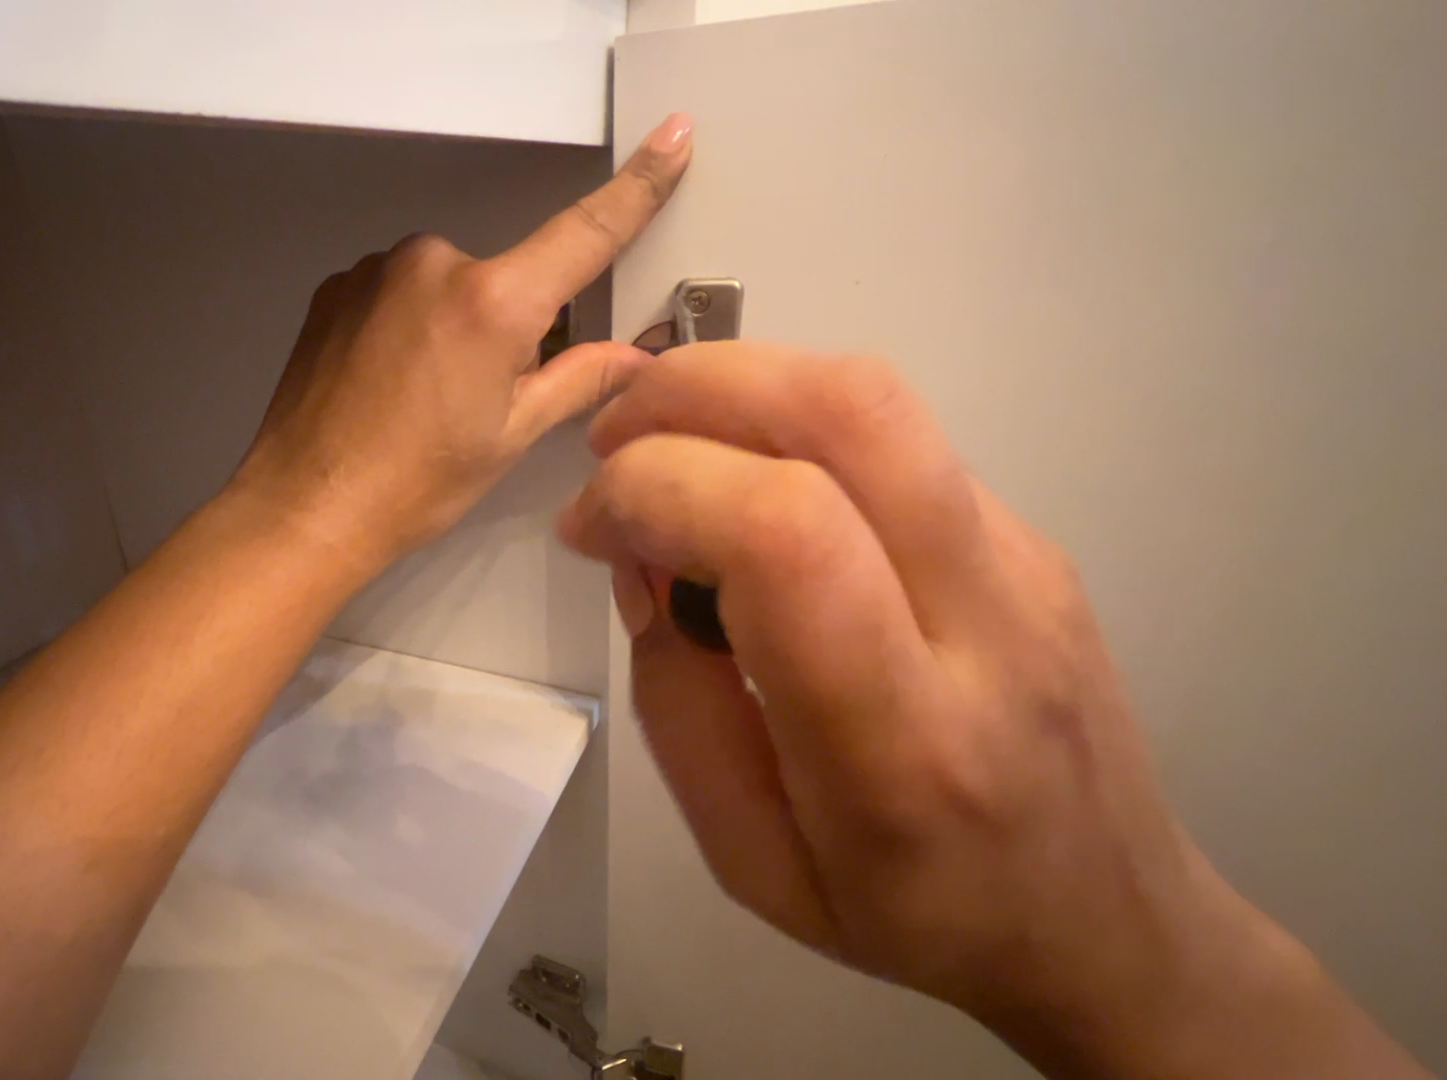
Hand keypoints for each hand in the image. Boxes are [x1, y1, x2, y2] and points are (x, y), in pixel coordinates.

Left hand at [229, 114, 694, 570]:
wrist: (306, 506)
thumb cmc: (413, 484)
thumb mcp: (510, 436)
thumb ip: (579, 380)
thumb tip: (635, 359)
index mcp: (492, 304)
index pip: (584, 233)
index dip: (636, 187)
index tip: (670, 140)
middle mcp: (433, 263)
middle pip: (507, 276)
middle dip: (511, 324)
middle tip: (479, 395)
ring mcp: (377, 269)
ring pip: (450, 285)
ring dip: (454, 325)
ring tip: (424, 397)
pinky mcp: (338, 285)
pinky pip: (399, 291)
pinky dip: (409, 325)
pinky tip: (388, 382)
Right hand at [557, 345, 1426, 1077]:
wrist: (1105, 922)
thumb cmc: (910, 914)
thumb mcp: (745, 856)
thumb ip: (673, 700)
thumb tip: (643, 562)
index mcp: (900, 740)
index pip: (780, 535)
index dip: (654, 491)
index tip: (589, 529)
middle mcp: (983, 620)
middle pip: (846, 412)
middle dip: (693, 388)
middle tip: (612, 439)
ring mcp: (1022, 558)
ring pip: (873, 399)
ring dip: (734, 387)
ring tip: (661, 446)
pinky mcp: (1026, 532)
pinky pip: (888, 434)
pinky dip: (780, 425)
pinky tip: (741, 489)